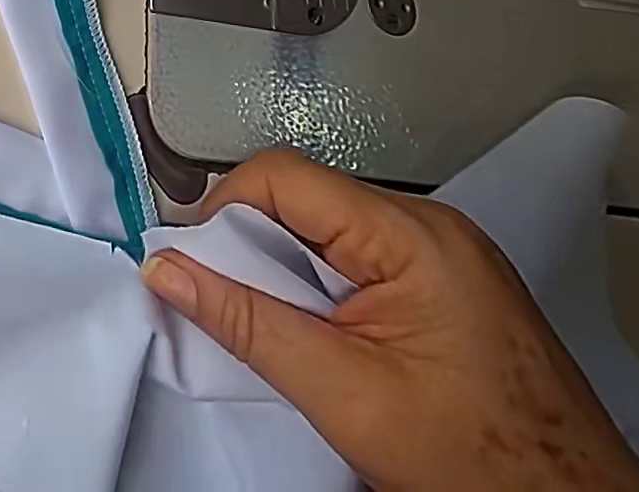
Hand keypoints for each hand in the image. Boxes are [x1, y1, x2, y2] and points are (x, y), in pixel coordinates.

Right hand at [139, 149, 638, 491]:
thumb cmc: (477, 464)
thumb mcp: (341, 391)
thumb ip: (242, 321)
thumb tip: (161, 269)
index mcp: (413, 237)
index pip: (280, 175)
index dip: (224, 208)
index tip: (201, 263)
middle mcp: (427, 225)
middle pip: (294, 192)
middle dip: (247, 239)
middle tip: (233, 297)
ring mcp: (436, 247)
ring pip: (312, 218)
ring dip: (274, 259)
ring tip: (276, 316)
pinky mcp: (434, 271)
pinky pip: (341, 244)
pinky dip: (305, 273)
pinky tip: (311, 319)